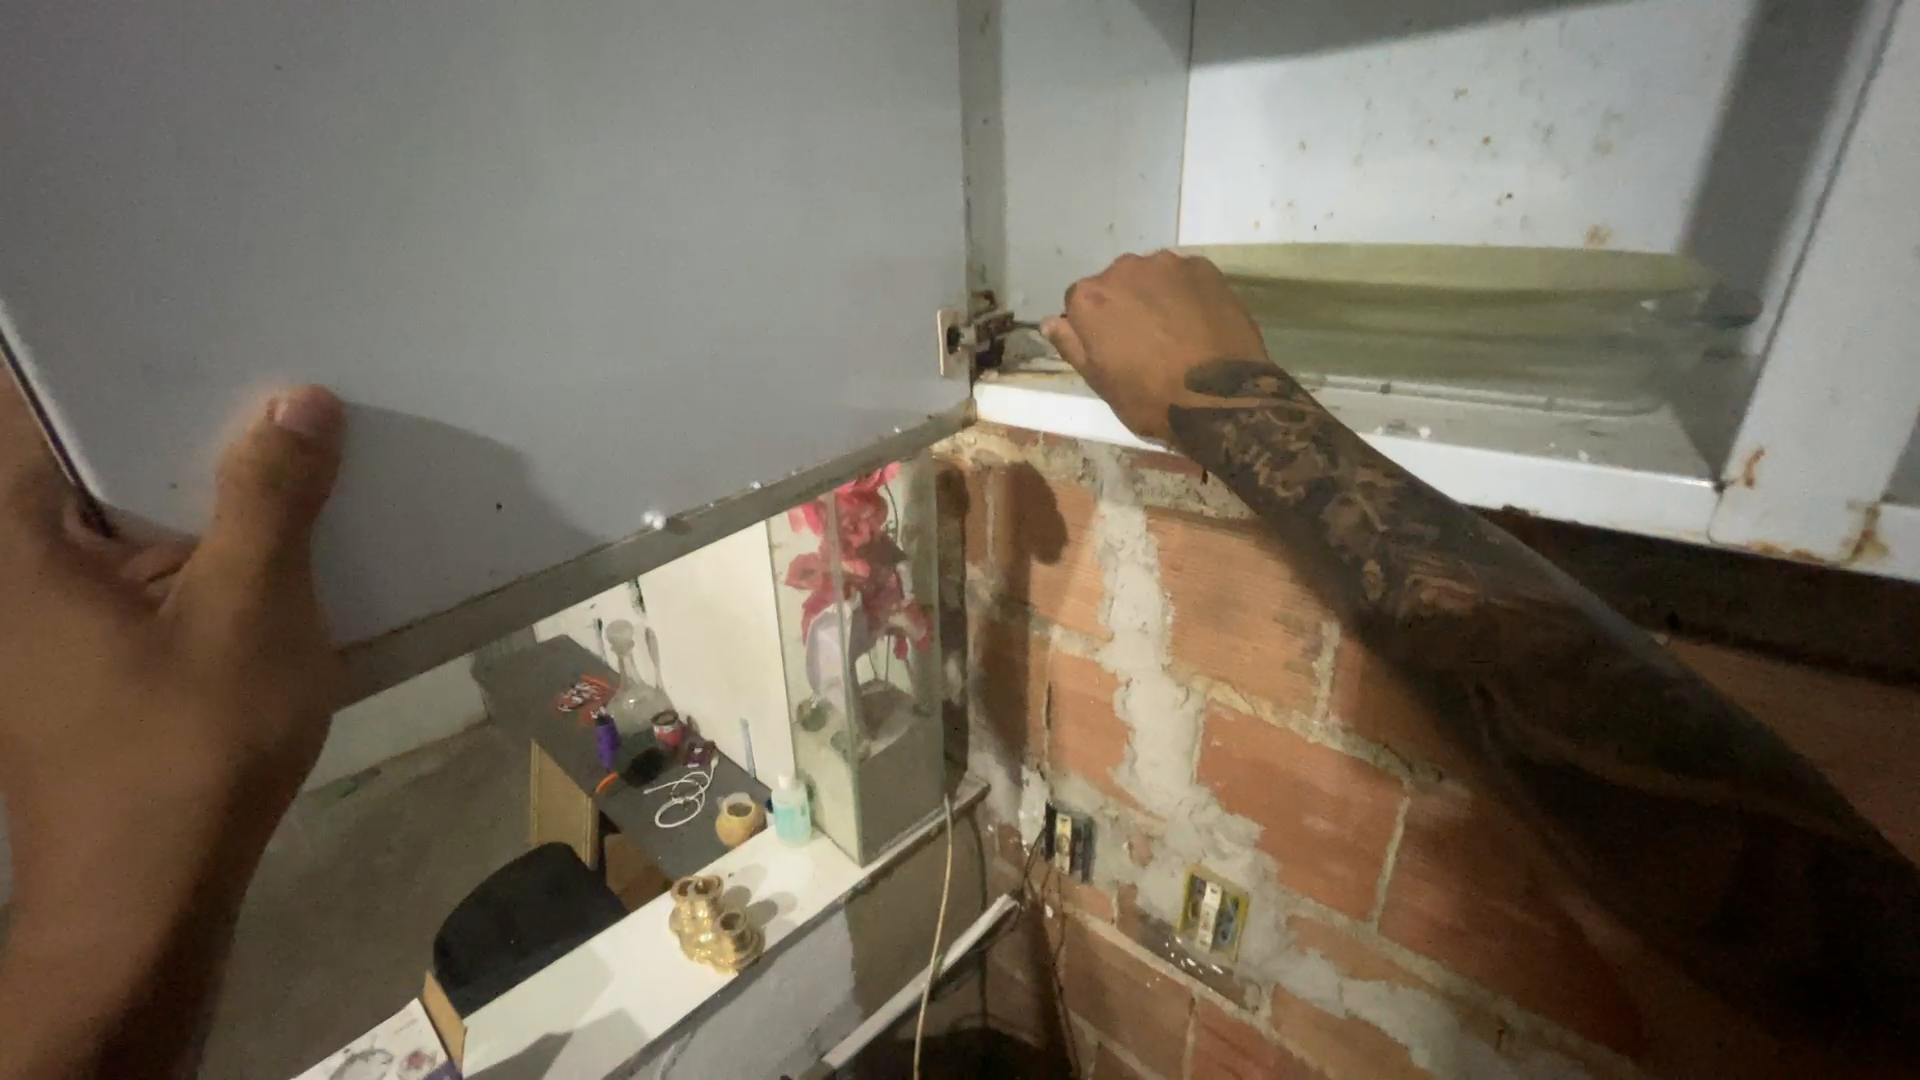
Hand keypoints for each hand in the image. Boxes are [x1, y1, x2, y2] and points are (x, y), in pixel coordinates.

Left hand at [0, 379, 343, 962]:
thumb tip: (299, 400)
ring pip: (129, 502)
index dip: (108, 352)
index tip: (199, 320)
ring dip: (207, 473)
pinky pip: (153, 551)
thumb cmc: (193, 737)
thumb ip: (270, 499)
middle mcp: (11, 559)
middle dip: (181, 412)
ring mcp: (51, 604)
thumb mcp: (250, 607)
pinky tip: (283, 527)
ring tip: (294, 438)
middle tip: (277, 376)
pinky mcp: (98, 638)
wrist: (157, 875)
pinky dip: (213, 527)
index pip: (28, 402)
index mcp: (9, 538)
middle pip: (85, 447)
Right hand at [1042, 250, 1271, 442]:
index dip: (1091, 327)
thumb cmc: (1149, 397)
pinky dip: (1182, 293)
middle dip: (1122, 305)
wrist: (1218, 396)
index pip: (1077, 302)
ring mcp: (1166, 264)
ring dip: (1152, 295)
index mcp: (1089, 299)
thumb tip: (1050, 323)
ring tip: (1170, 331)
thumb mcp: (1100, 382)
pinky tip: (1194, 322)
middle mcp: (1122, 269)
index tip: (1108, 348)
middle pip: (1113, 283)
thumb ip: (1072, 346)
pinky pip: (1182, 276)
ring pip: (1148, 276)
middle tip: (1141, 342)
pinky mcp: (1202, 267)